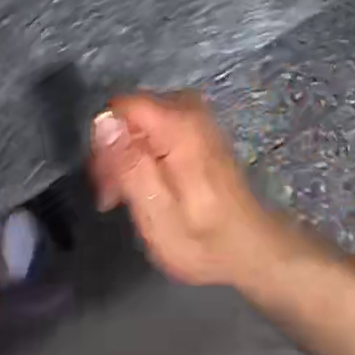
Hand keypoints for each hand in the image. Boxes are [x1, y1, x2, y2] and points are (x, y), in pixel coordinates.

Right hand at [88, 90, 305, 288]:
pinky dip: (144, 154)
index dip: (105, 141)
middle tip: (113, 198)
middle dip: (114, 153)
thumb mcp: (157, 215)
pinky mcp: (197, 127)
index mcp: (179, 125)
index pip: (122, 106)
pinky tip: (146, 186)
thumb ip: (129, 165)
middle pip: (130, 114)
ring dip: (126, 157)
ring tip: (126, 198)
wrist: (252, 248)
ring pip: (140, 122)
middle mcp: (188, 108)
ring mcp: (195, 116)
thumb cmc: (205, 241)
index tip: (104, 182)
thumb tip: (102, 121)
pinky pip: (156, 127)